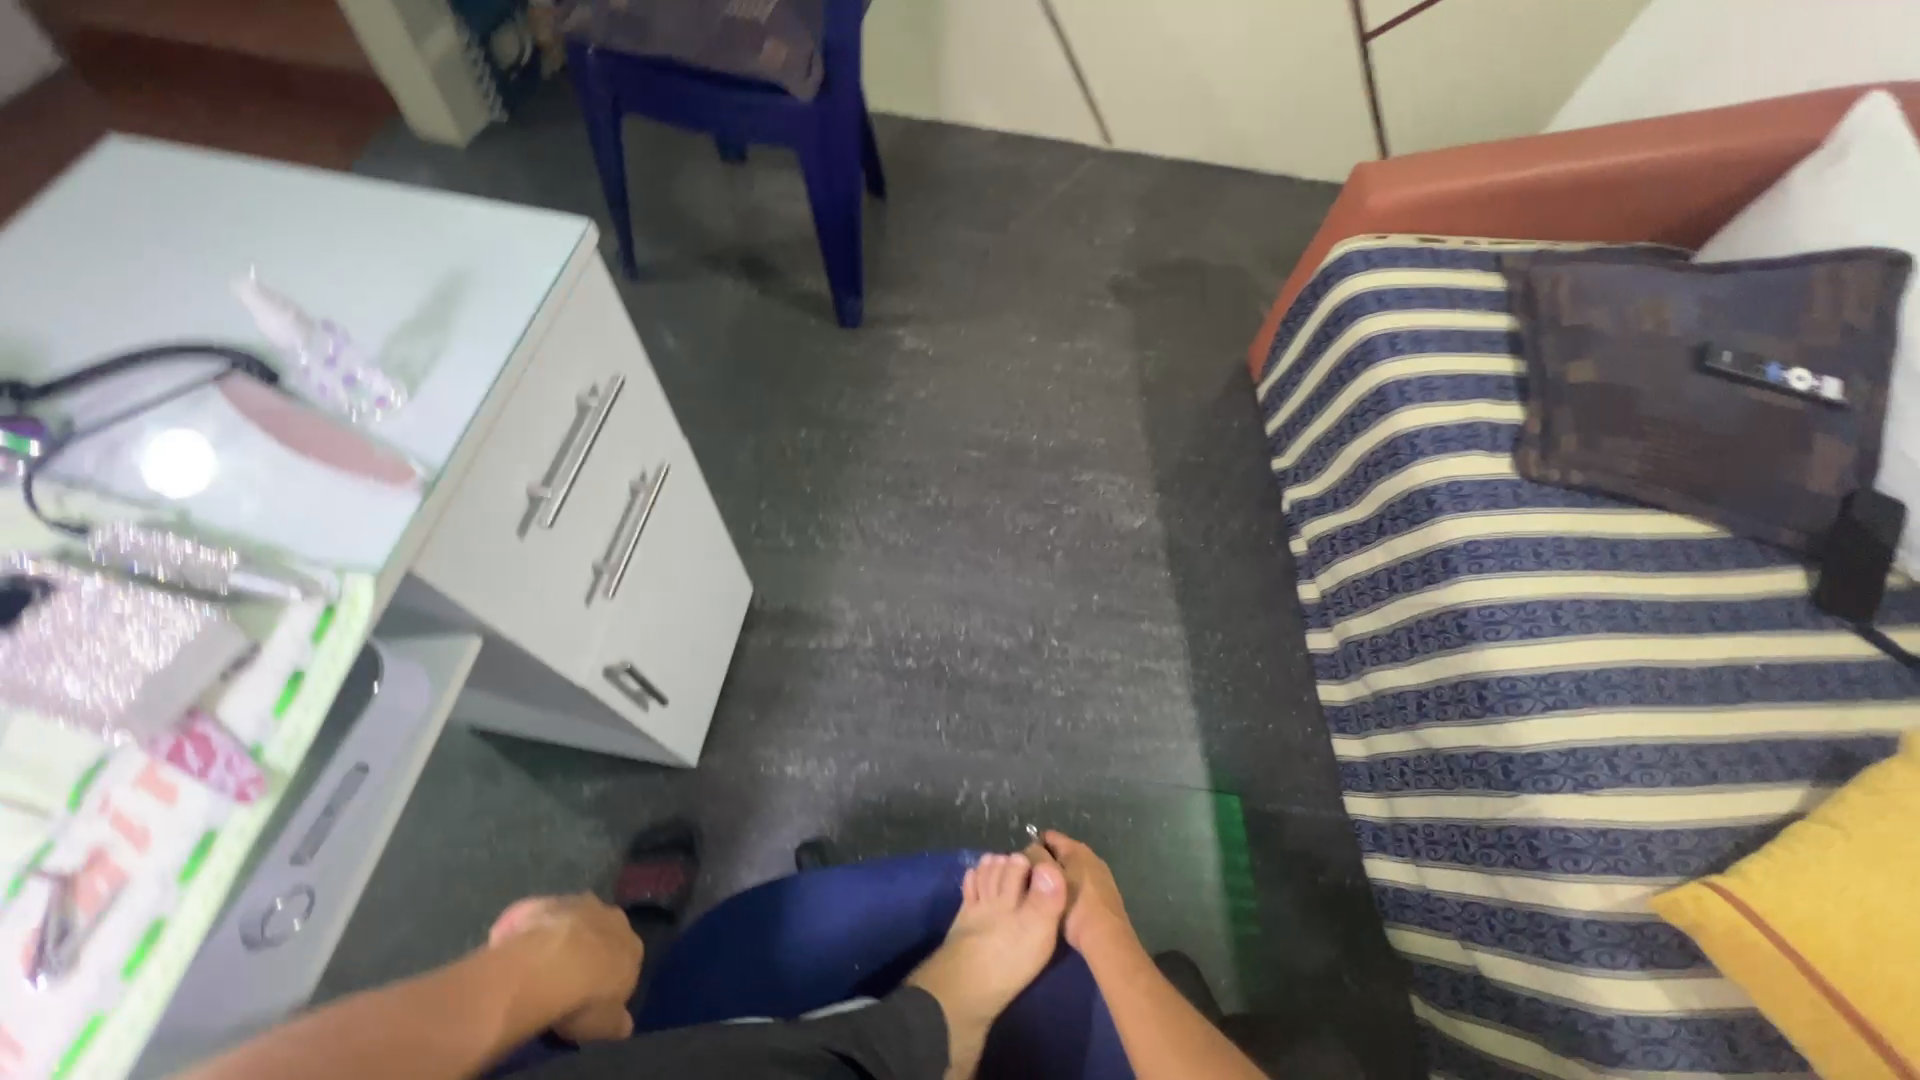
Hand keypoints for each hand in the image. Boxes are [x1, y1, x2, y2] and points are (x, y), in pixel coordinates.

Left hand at [489, 894, 642, 1041]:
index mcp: (632, 946)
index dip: (608, 976)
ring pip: (572, 918)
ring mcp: (577, 904)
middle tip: (565, 976)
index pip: (626, 959)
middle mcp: (612, 918)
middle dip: (588, 947)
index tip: (591, 995)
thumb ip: (617, 1020)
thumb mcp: (606, 1024)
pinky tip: (517, 951)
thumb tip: (624, 1024)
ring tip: (539, 963)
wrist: (546, 966)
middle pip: (602, 932)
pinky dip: (530, 929)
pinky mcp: (542, 902)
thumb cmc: (584, 998)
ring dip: (561, 935)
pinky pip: (538, 916)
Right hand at [1027, 831, 1137, 955]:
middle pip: (1060, 853)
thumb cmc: (1075, 907)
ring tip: (1041, 894)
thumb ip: (1036, 859)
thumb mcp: (1049, 879)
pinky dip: (1070, 888)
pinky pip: (1081, 883)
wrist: (1107, 939)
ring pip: (1071, 869)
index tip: (1021, 864)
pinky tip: (1061, 904)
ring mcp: (1101, 875)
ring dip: (1057, 877)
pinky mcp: (1105, 893)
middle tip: (1029, 881)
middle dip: (1045, 863)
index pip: (1049, 836)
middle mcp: (1091, 856)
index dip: (1032, 846)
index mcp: (1077, 849)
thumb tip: (1030, 849)